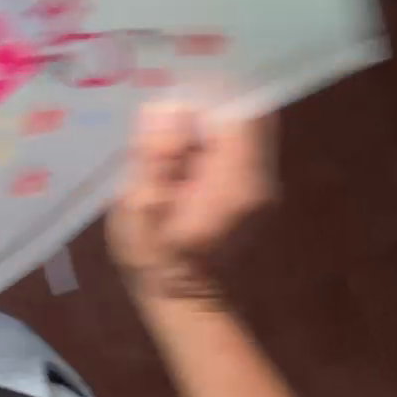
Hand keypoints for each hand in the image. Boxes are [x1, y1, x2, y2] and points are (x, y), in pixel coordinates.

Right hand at [106, 102, 274, 303]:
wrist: (181, 299)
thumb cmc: (152, 254)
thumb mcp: (139, 206)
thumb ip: (155, 155)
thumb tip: (167, 108)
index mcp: (235, 182)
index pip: (238, 114)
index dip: (202, 97)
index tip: (165, 105)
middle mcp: (258, 177)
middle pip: (242, 112)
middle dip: (202, 104)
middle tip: (160, 120)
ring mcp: (257, 182)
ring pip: (238, 122)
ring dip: (200, 118)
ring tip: (162, 134)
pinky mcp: (247, 184)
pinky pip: (232, 139)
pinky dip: (204, 132)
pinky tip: (173, 149)